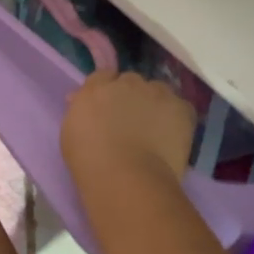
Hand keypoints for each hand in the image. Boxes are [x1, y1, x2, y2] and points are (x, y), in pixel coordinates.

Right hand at [60, 68, 195, 183]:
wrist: (126, 177)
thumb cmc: (88, 160)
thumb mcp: (71, 131)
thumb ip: (80, 110)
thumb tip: (82, 100)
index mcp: (96, 89)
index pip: (101, 76)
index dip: (104, 89)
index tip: (103, 105)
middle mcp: (127, 83)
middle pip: (130, 81)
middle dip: (128, 94)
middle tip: (127, 117)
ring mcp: (157, 93)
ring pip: (156, 90)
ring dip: (152, 102)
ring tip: (152, 126)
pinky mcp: (182, 107)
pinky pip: (178, 106)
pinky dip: (174, 116)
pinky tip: (169, 134)